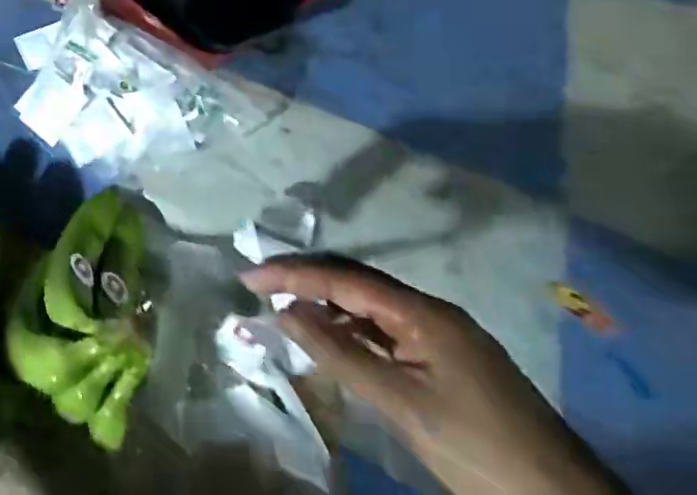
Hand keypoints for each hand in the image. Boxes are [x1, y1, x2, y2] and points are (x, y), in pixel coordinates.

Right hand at [241, 258, 619, 494]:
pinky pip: (384, 325)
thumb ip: (336, 352)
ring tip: (282, 306)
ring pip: (368, 302)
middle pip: (355, 280)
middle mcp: (434, 313)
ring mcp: (445, 336)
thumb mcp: (398, 402)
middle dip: (302, 277)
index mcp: (425, 315)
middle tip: (256, 282)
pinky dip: (347, 323)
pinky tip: (326, 333)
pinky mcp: (448, 358)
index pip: (342, 279)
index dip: (289, 274)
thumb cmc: (477, 447)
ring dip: (323, 299)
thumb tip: (281, 310)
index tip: (244, 278)